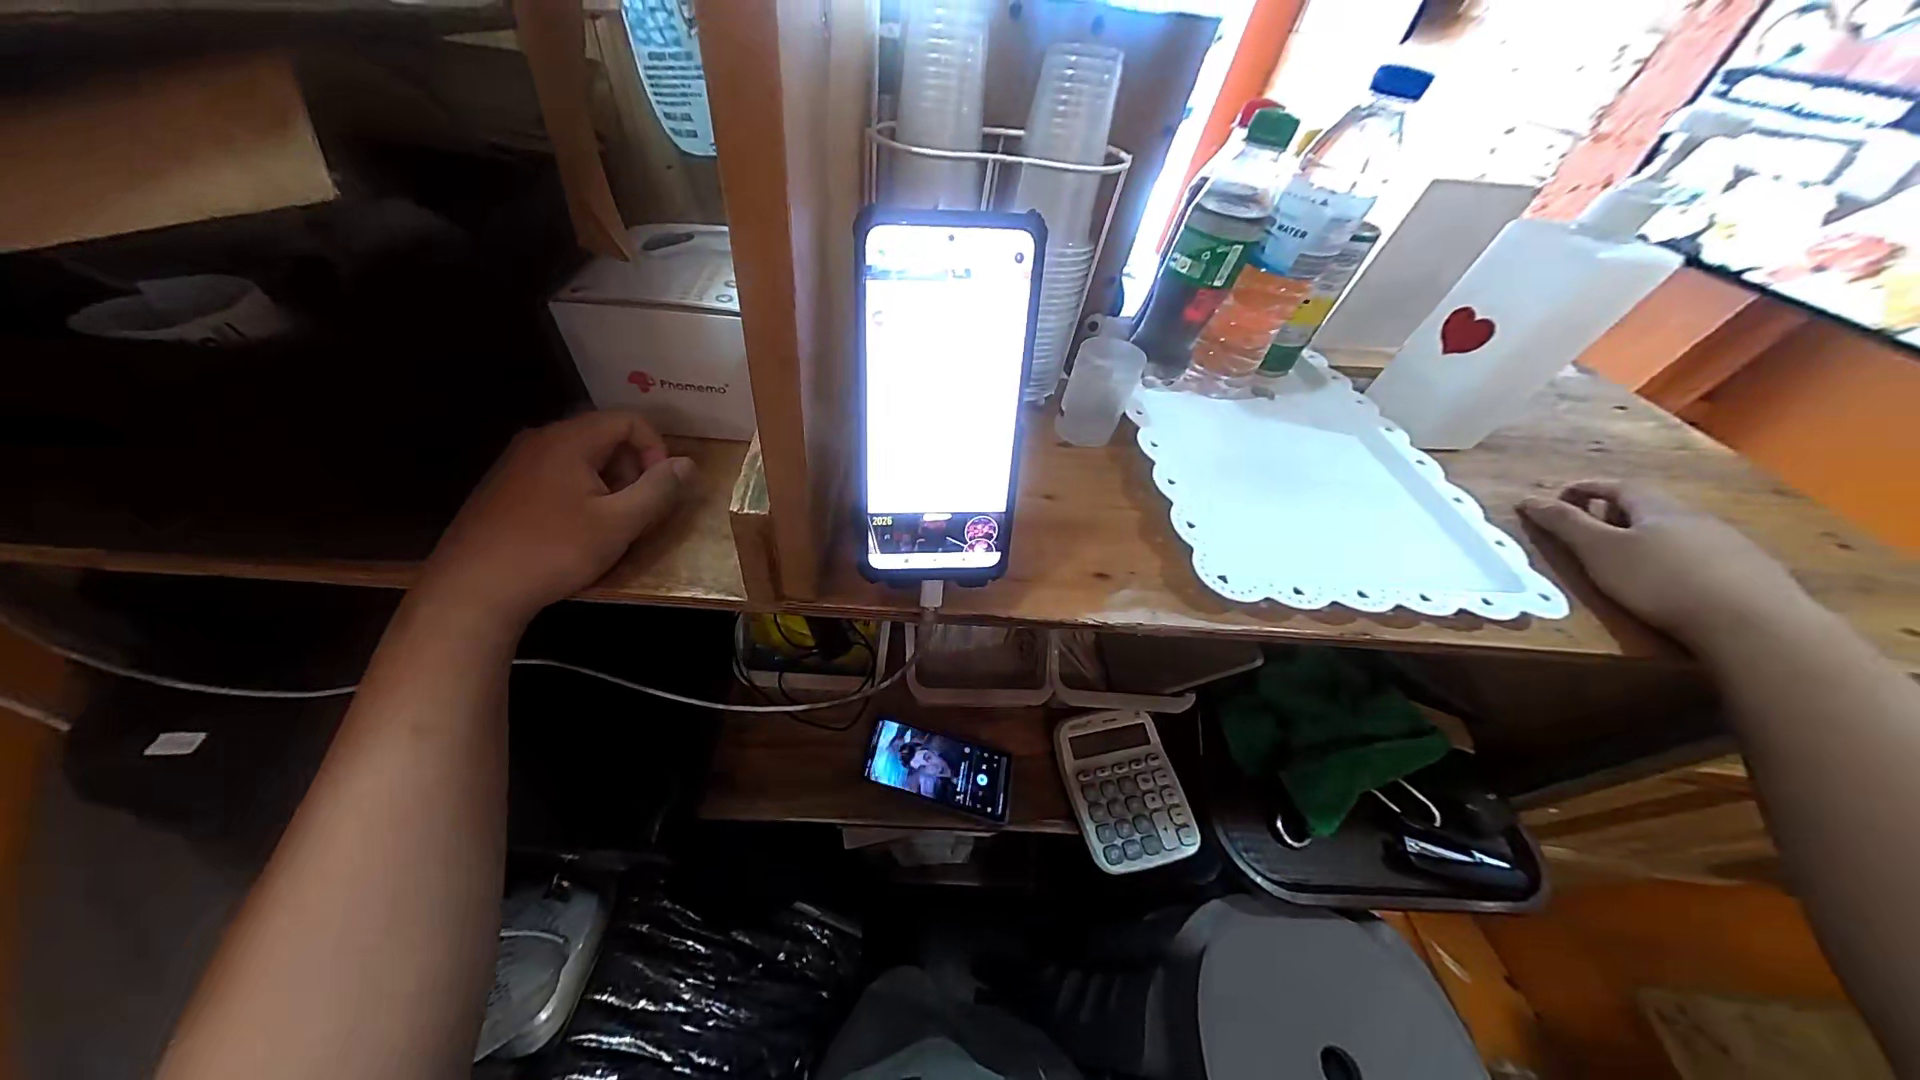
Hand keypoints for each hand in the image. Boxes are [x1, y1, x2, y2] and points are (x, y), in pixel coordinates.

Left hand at [415, 411, 693, 624]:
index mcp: (568, 440)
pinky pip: (557, 475)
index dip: (655, 449)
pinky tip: (575, 531)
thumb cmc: (554, 550)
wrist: (473, 589)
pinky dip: (581, 493)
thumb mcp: (620, 523)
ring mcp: (516, 463)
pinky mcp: (504, 488)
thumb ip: (658, 489)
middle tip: (636, 511)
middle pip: (605, 436)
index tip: (659, 488)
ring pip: (581, 458)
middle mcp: (540, 440)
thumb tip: (688, 464)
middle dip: (633, 469)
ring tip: (609, 525)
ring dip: (608, 484)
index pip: (628, 420)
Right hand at [1519, 480, 1815, 648]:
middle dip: (1613, 513)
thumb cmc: (1660, 580)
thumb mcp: (1599, 551)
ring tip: (1624, 558)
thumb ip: (1565, 524)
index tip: (1557, 498)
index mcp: (1657, 508)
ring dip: (1646, 537)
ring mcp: (1728, 544)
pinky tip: (1669, 581)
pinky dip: (1673, 559)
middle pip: (1648, 507)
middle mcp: (1695, 517)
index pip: (1616, 486)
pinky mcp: (1748, 573)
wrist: (1754, 623)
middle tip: (1586, 529)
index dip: (1584, 488)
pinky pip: (1699, 555)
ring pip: (1676, 531)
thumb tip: (1530, 500)